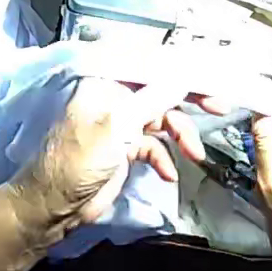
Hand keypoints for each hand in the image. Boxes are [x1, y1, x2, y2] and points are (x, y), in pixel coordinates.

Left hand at [5, 78, 213, 251]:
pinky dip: (164, 157)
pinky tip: (168, 174)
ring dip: (180, 135)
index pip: (148, 63)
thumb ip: (152, 99)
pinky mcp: (124, 148)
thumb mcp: (117, 127)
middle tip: (218, 107)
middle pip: (159, 89)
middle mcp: (114, 97)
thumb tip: (183, 75)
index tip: (210, 74)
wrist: (53, 208)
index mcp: (104, 81)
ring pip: (161, 119)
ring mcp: (120, 123)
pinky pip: (154, 146)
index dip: (180, 66)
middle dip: (188, 99)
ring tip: (195, 155)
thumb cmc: (77, 161)